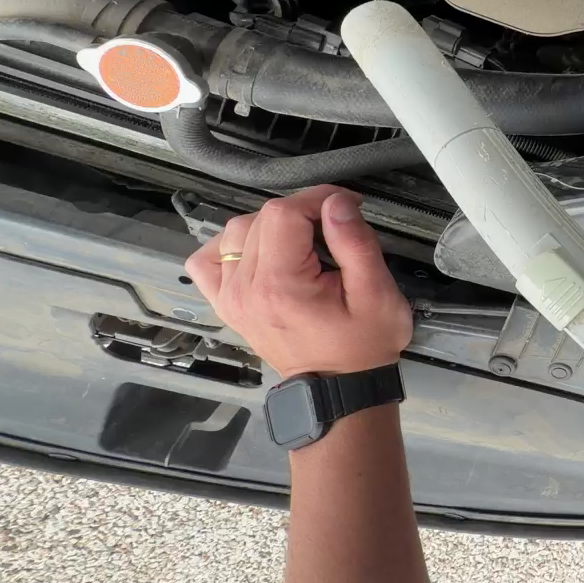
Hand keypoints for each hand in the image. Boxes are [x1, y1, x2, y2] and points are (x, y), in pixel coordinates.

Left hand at [185, 185, 411, 378]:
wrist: (340, 385)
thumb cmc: (365, 340)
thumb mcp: (376, 291)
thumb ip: (355, 242)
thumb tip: (338, 202)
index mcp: (281, 284)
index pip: (283, 213)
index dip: (317, 197)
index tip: (349, 205)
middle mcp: (244, 289)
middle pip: (258, 218)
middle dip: (302, 210)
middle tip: (336, 224)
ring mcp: (228, 297)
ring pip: (233, 232)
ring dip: (271, 224)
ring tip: (305, 238)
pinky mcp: (226, 303)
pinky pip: (208, 259)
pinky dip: (231, 245)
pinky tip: (262, 249)